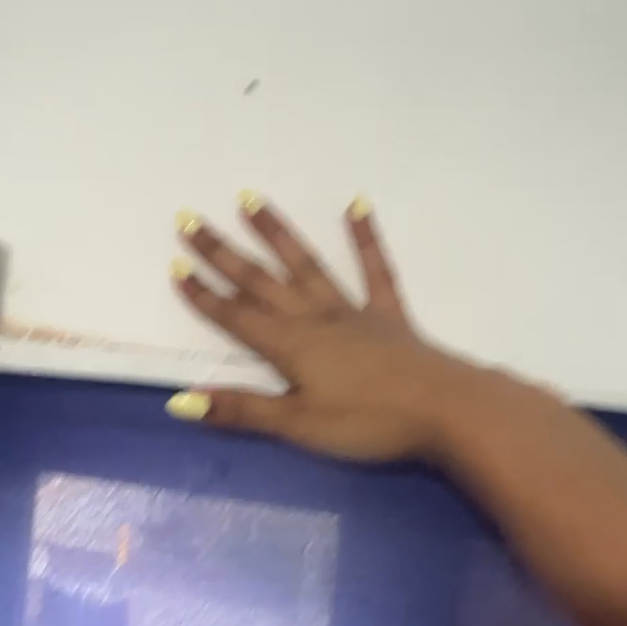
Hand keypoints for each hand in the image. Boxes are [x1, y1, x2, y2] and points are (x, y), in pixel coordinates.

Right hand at [169, 193, 497, 463]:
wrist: (449, 413)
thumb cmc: (369, 423)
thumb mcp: (298, 426)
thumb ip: (242, 410)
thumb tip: (180, 401)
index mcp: (291, 346)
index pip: (236, 316)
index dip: (204, 295)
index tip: (176, 265)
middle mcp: (315, 319)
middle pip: (261, 282)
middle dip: (223, 254)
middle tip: (192, 219)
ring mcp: (354, 312)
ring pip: (306, 266)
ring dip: (276, 234)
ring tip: (250, 199)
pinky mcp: (389, 316)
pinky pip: (375, 270)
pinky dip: (365, 238)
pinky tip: (356, 205)